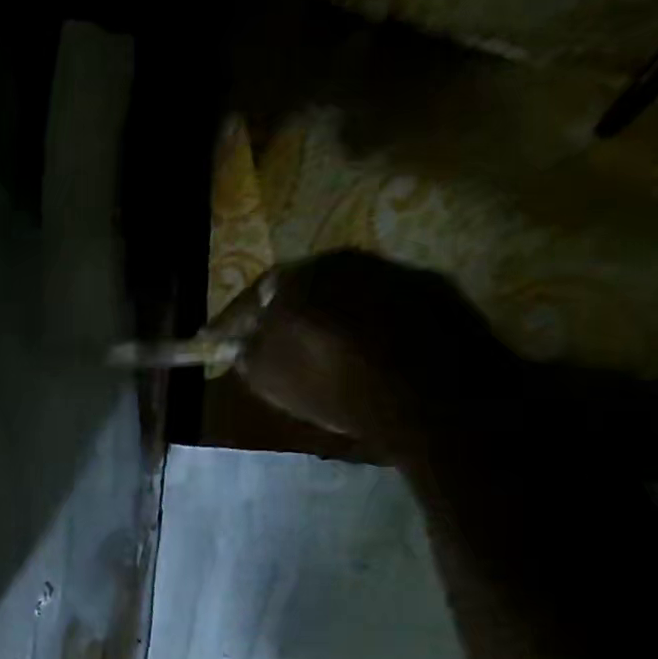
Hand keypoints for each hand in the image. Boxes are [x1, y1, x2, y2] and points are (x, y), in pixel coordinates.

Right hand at [230, 251, 516, 457]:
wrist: (434, 397)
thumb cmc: (331, 382)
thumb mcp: (264, 375)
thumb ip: (244, 352)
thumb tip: (242, 344)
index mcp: (300, 274)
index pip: (251, 296)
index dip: (230, 324)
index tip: (214, 343)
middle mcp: (351, 261)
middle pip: (302, 290)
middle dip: (283, 317)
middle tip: (269, 347)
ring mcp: (401, 275)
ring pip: (346, 298)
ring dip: (328, 322)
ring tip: (319, 356)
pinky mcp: (442, 297)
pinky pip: (385, 313)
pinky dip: (368, 331)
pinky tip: (364, 360)